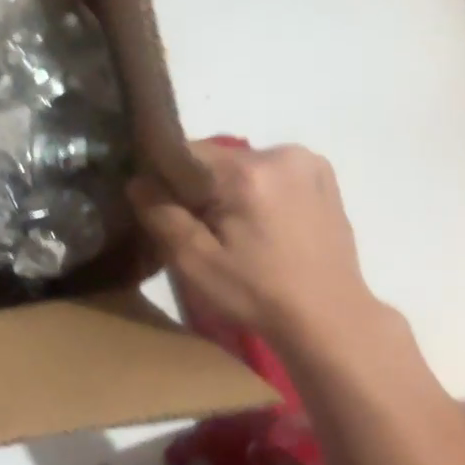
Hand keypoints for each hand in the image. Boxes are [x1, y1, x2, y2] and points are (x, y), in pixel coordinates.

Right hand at [128, 140, 381, 350]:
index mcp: (247, 172)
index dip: (161, 176)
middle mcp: (282, 153)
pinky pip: (269, 174)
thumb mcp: (192, 261)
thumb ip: (161, 215)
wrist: (327, 314)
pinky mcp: (323, 178)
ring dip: (224, 190)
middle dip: (195, 187)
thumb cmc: (254, 292)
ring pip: (241, 166)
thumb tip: (137, 182)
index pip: (184, 150)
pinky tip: (255, 227)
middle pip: (214, 159)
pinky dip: (252, 192)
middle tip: (192, 229)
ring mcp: (308, 162)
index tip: (155, 206)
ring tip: (226, 232)